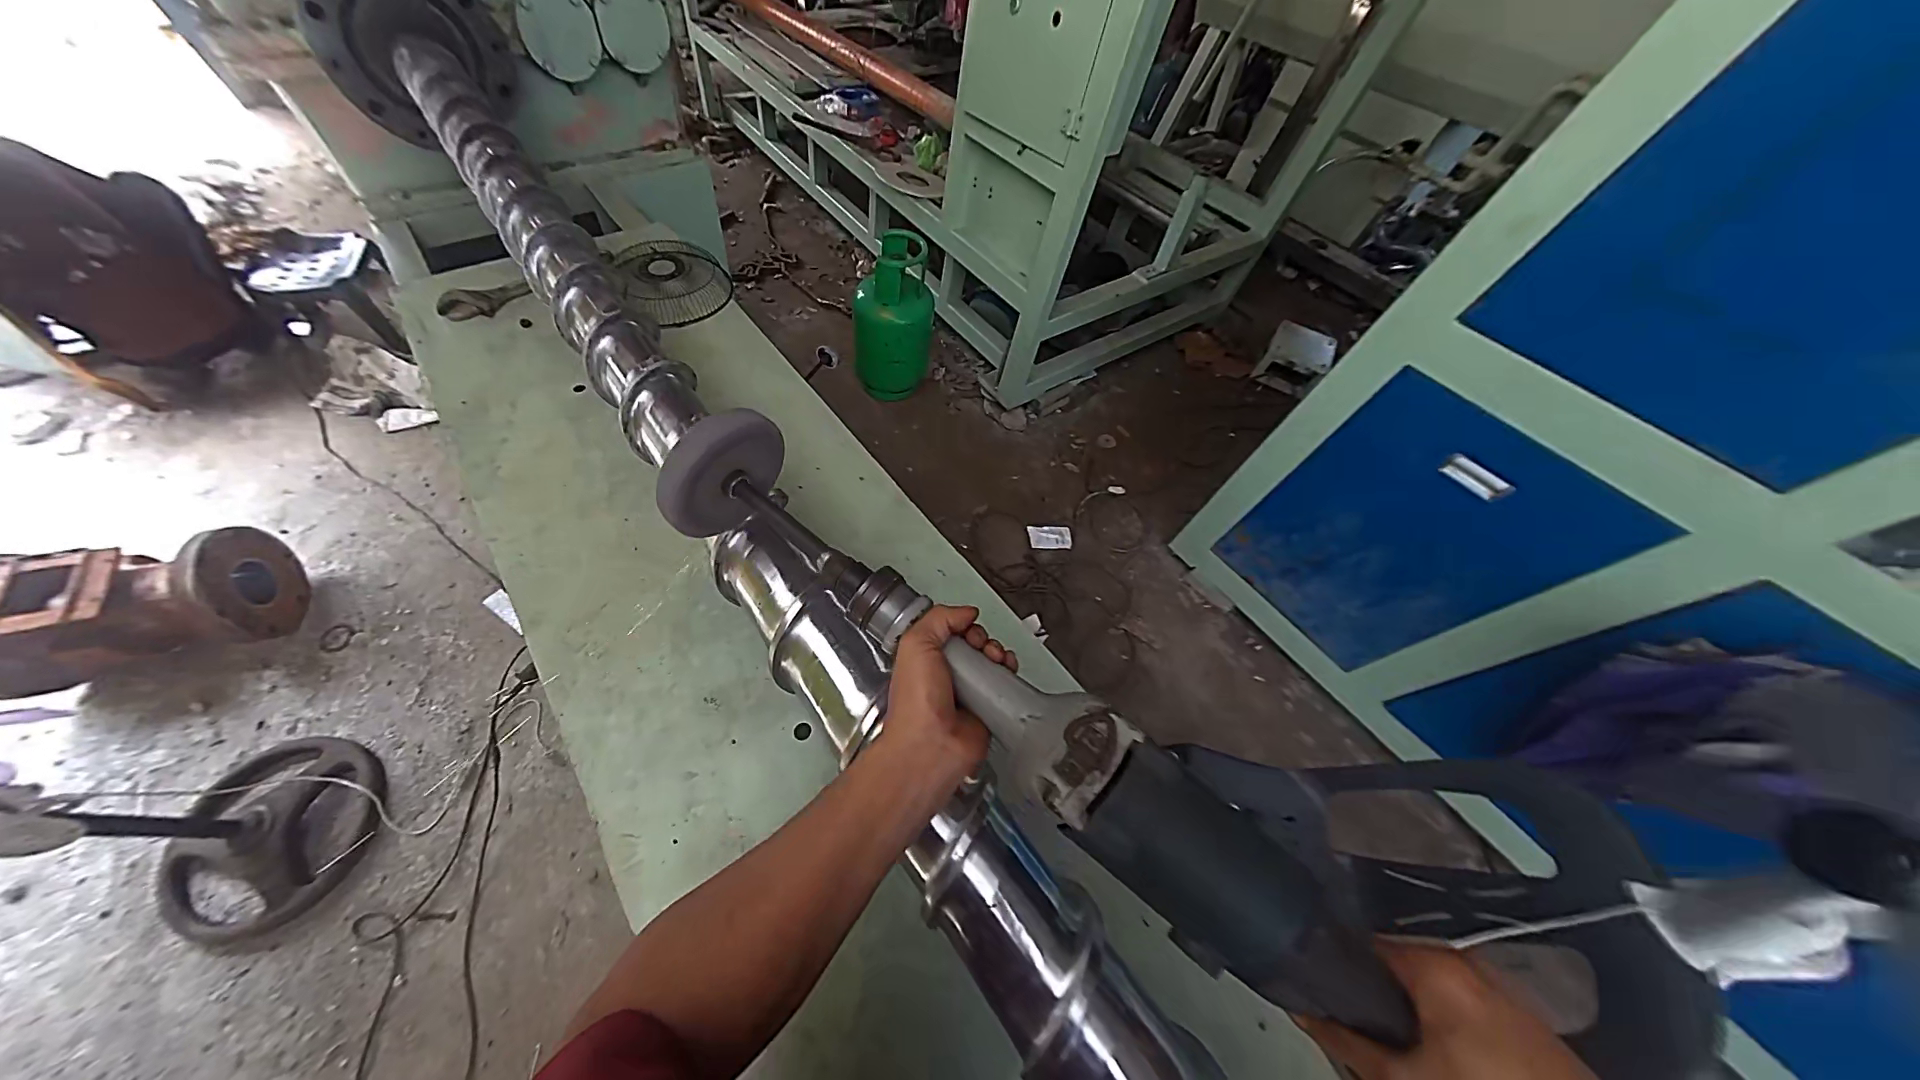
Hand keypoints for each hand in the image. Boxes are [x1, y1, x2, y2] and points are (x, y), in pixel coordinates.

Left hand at [880, 605, 1014, 788]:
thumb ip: (939, 619)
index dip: (962, 624)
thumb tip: (965, 612)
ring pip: (991, 661)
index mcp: (924, 658)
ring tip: (994, 659)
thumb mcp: (916, 643)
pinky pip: (1003, 685)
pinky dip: (1009, 675)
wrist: (931, 745)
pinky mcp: (987, 707)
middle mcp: (945, 674)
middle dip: (983, 638)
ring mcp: (967, 691)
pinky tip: (1005, 672)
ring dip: (998, 653)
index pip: (950, 630)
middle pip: (974, 643)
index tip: (965, 628)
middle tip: (980, 646)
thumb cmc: (915, 704)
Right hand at [1293, 941, 1596, 1079]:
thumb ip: (1347, 1040)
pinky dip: (1440, 1019)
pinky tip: (1435, 1050)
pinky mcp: (1521, 1018)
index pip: (1362, 940)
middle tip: (1354, 1019)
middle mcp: (1465, 962)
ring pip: (1430, 985)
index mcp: (1434, 963)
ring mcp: (1498, 988)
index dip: (1335, 960)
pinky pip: (1462, 1003)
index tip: (1319, 981)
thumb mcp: (1403, 1077)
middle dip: (1374, 990)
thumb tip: (1304, 1013)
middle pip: (1396, 963)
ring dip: (1407, 1007)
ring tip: (1394, 1041)